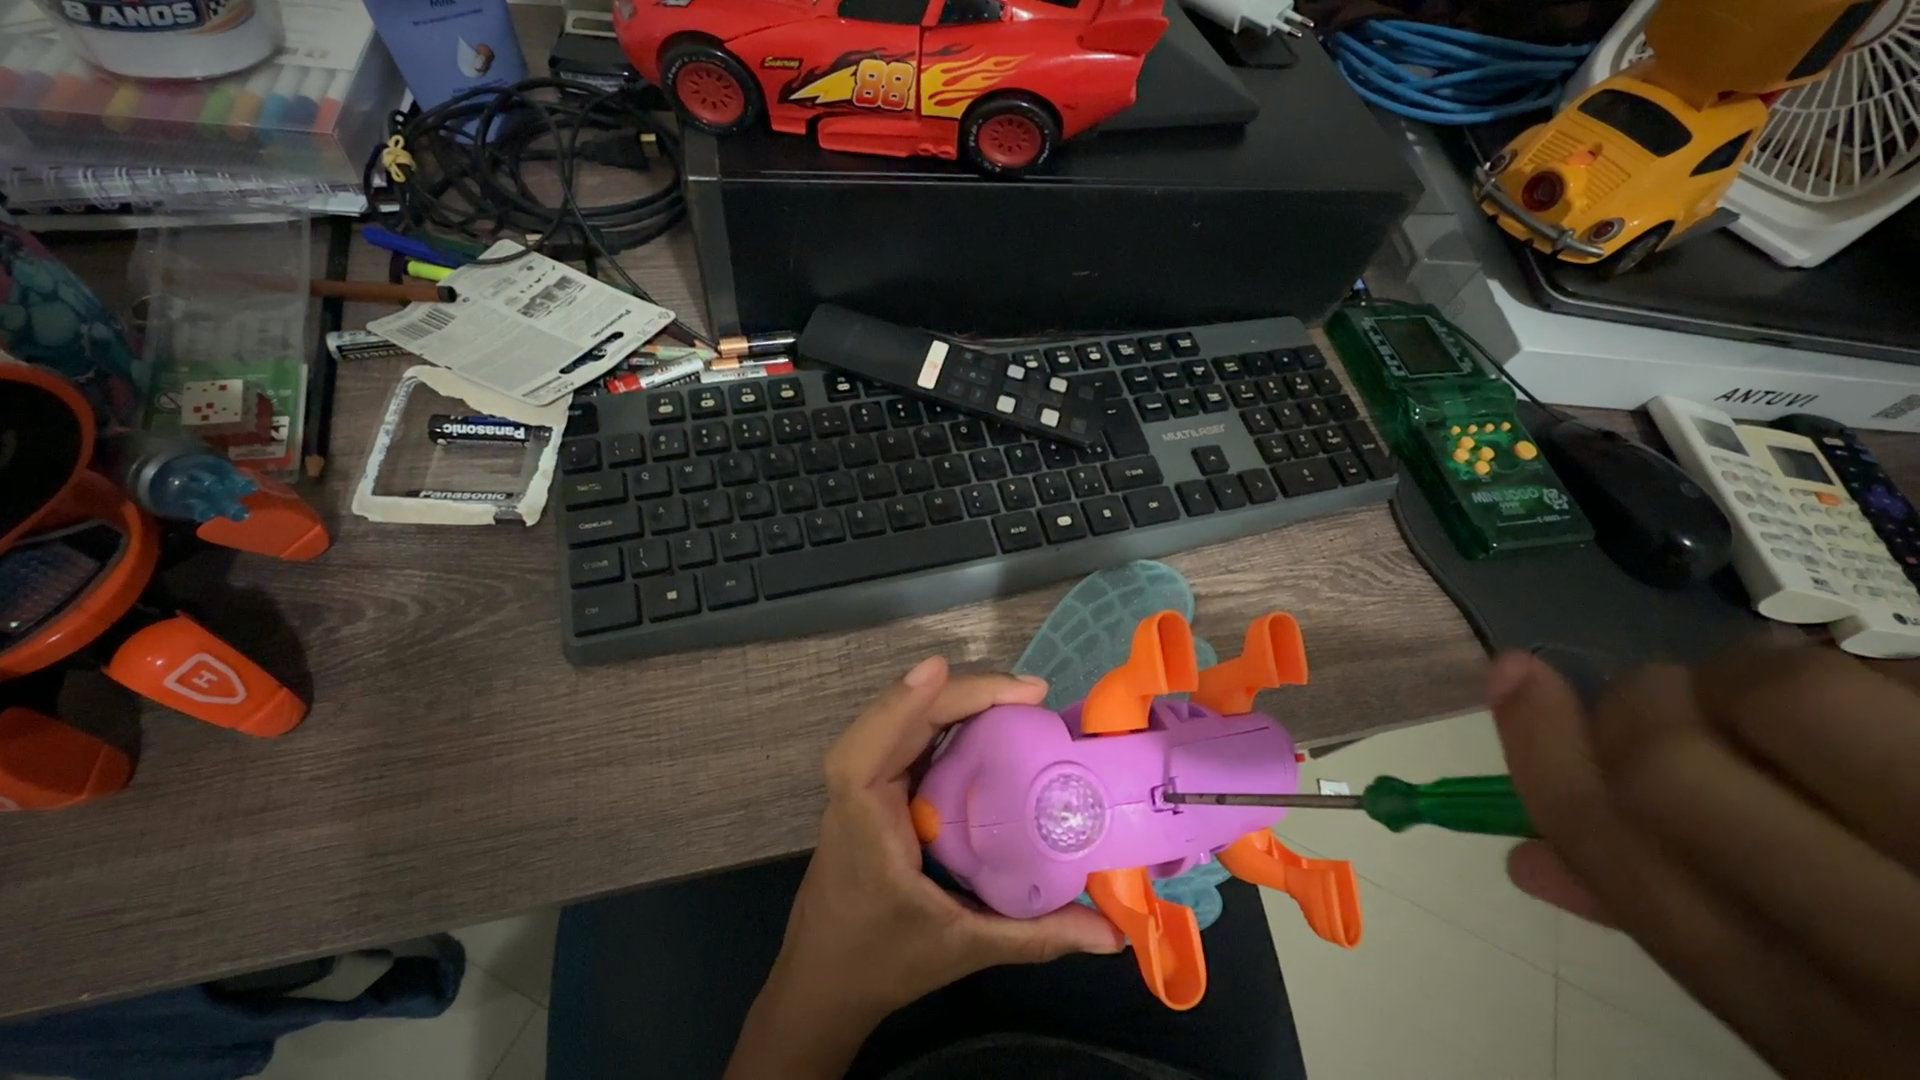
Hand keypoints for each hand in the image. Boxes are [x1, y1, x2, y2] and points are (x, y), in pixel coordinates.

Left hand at [726, 657, 1122, 1078]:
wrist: (824, 982)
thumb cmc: (880, 962)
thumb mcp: (962, 949)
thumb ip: (1036, 937)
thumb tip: (1111, 934)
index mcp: (864, 818)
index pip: (870, 746)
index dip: (901, 702)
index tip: (941, 667)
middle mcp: (858, 790)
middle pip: (900, 719)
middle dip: (962, 694)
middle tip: (1031, 692)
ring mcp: (865, 786)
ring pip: (905, 722)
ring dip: (956, 701)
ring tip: (1018, 698)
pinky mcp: (879, 790)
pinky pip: (911, 740)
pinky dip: (946, 721)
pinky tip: (987, 720)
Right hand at [1488, 645, 1919, 1079]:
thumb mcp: (1820, 1024)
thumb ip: (1681, 929)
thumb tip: (1528, 854)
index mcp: (1813, 1028)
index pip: (1619, 848)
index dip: (1541, 746)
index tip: (1516, 674)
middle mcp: (1905, 967)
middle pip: (1673, 765)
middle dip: (1649, 701)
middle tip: (1678, 695)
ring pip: (1797, 699)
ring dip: (1766, 677)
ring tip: (1819, 704)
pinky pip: (1908, 686)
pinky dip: (1882, 684)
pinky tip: (1905, 723)